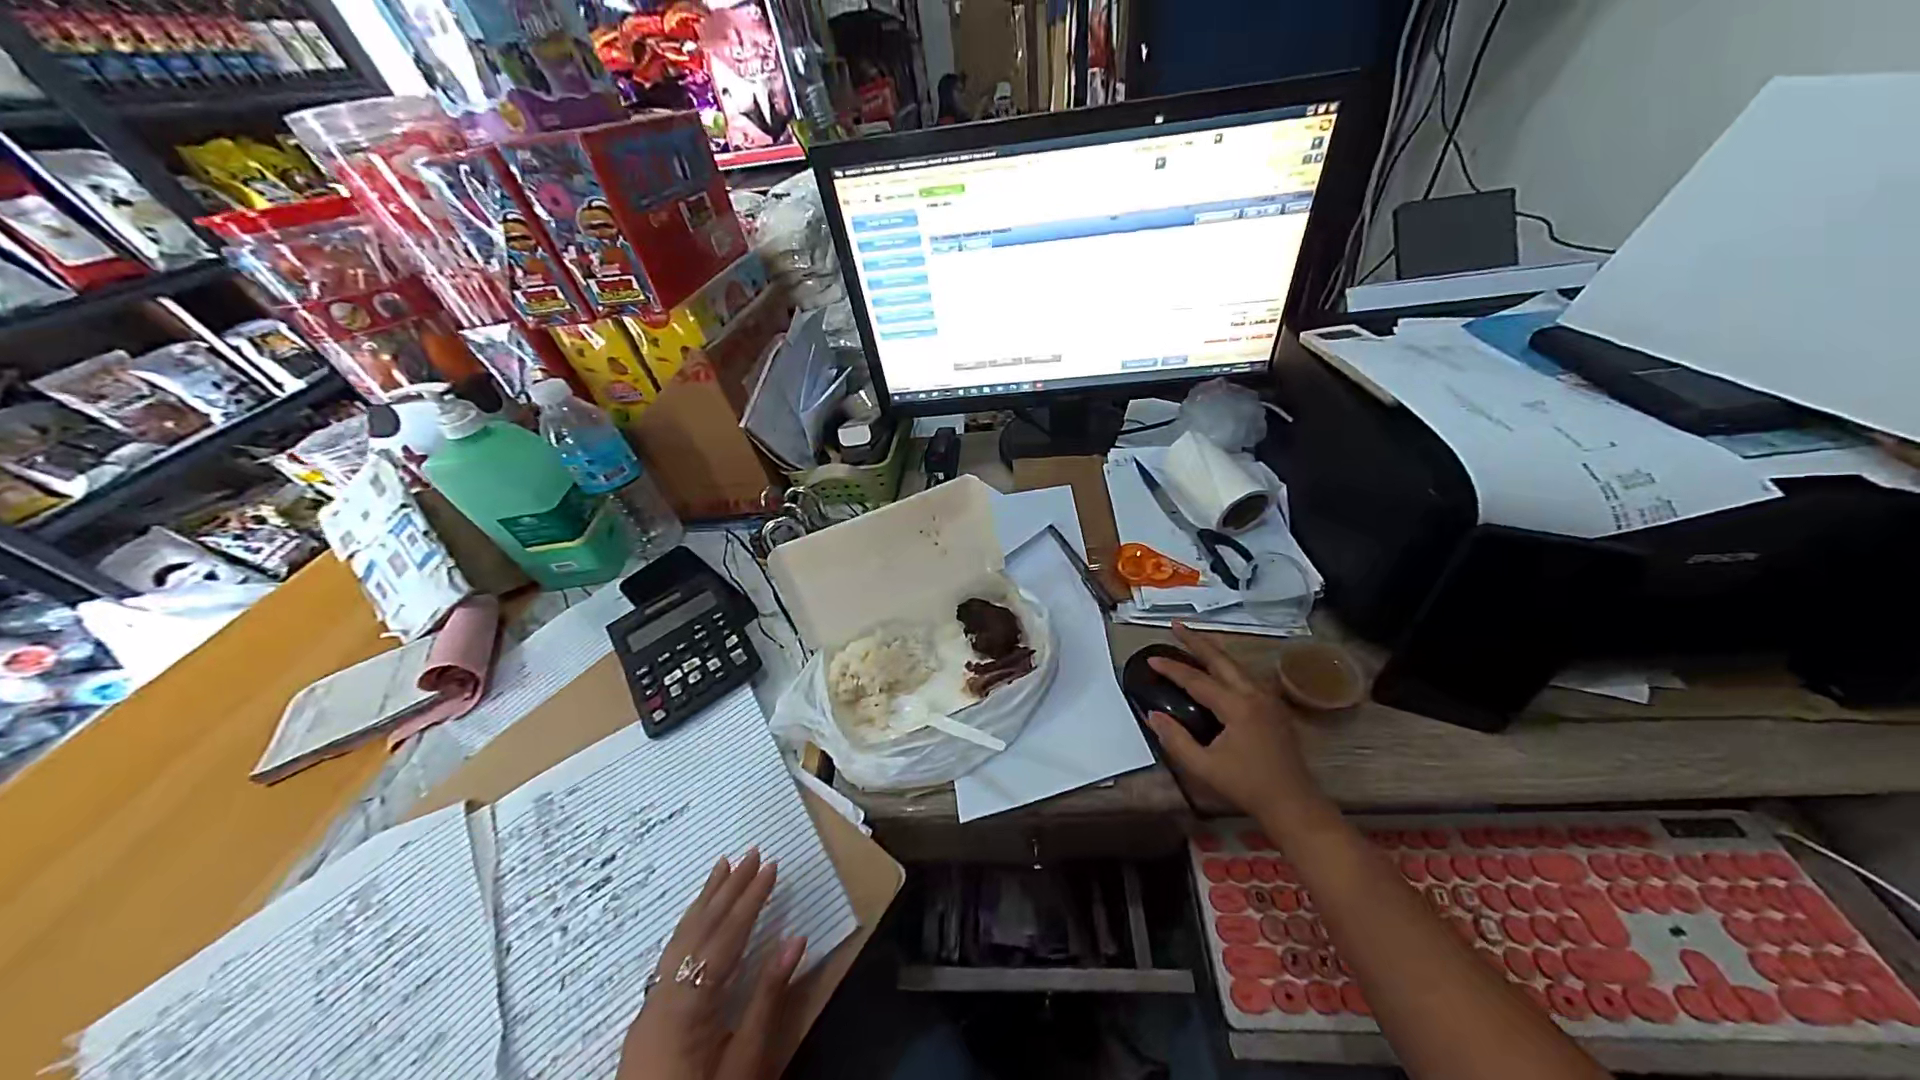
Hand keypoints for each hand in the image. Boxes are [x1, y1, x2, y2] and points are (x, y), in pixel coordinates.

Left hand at [617, 849, 807, 1079]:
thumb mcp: (746, 1061)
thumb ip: (768, 997)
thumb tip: (795, 939)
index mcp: (688, 1005)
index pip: (726, 936)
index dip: (751, 899)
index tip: (771, 866)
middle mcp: (663, 997)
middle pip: (699, 930)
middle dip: (728, 889)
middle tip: (751, 852)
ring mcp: (650, 1008)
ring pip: (680, 941)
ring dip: (705, 902)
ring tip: (723, 868)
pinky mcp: (648, 1021)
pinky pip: (670, 959)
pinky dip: (688, 929)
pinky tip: (698, 919)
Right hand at [1144, 623, 1325, 822]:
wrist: (1293, 804)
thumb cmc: (1247, 786)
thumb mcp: (1204, 767)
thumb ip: (1176, 739)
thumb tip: (1153, 715)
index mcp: (1237, 707)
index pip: (1197, 680)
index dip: (1172, 669)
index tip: (1151, 659)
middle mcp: (1255, 695)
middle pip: (1222, 660)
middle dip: (1197, 641)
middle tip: (1177, 626)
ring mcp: (1269, 700)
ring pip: (1237, 666)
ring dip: (1215, 651)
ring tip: (1196, 641)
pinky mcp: (1275, 709)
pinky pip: (1248, 677)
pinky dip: (1229, 666)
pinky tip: (1222, 669)